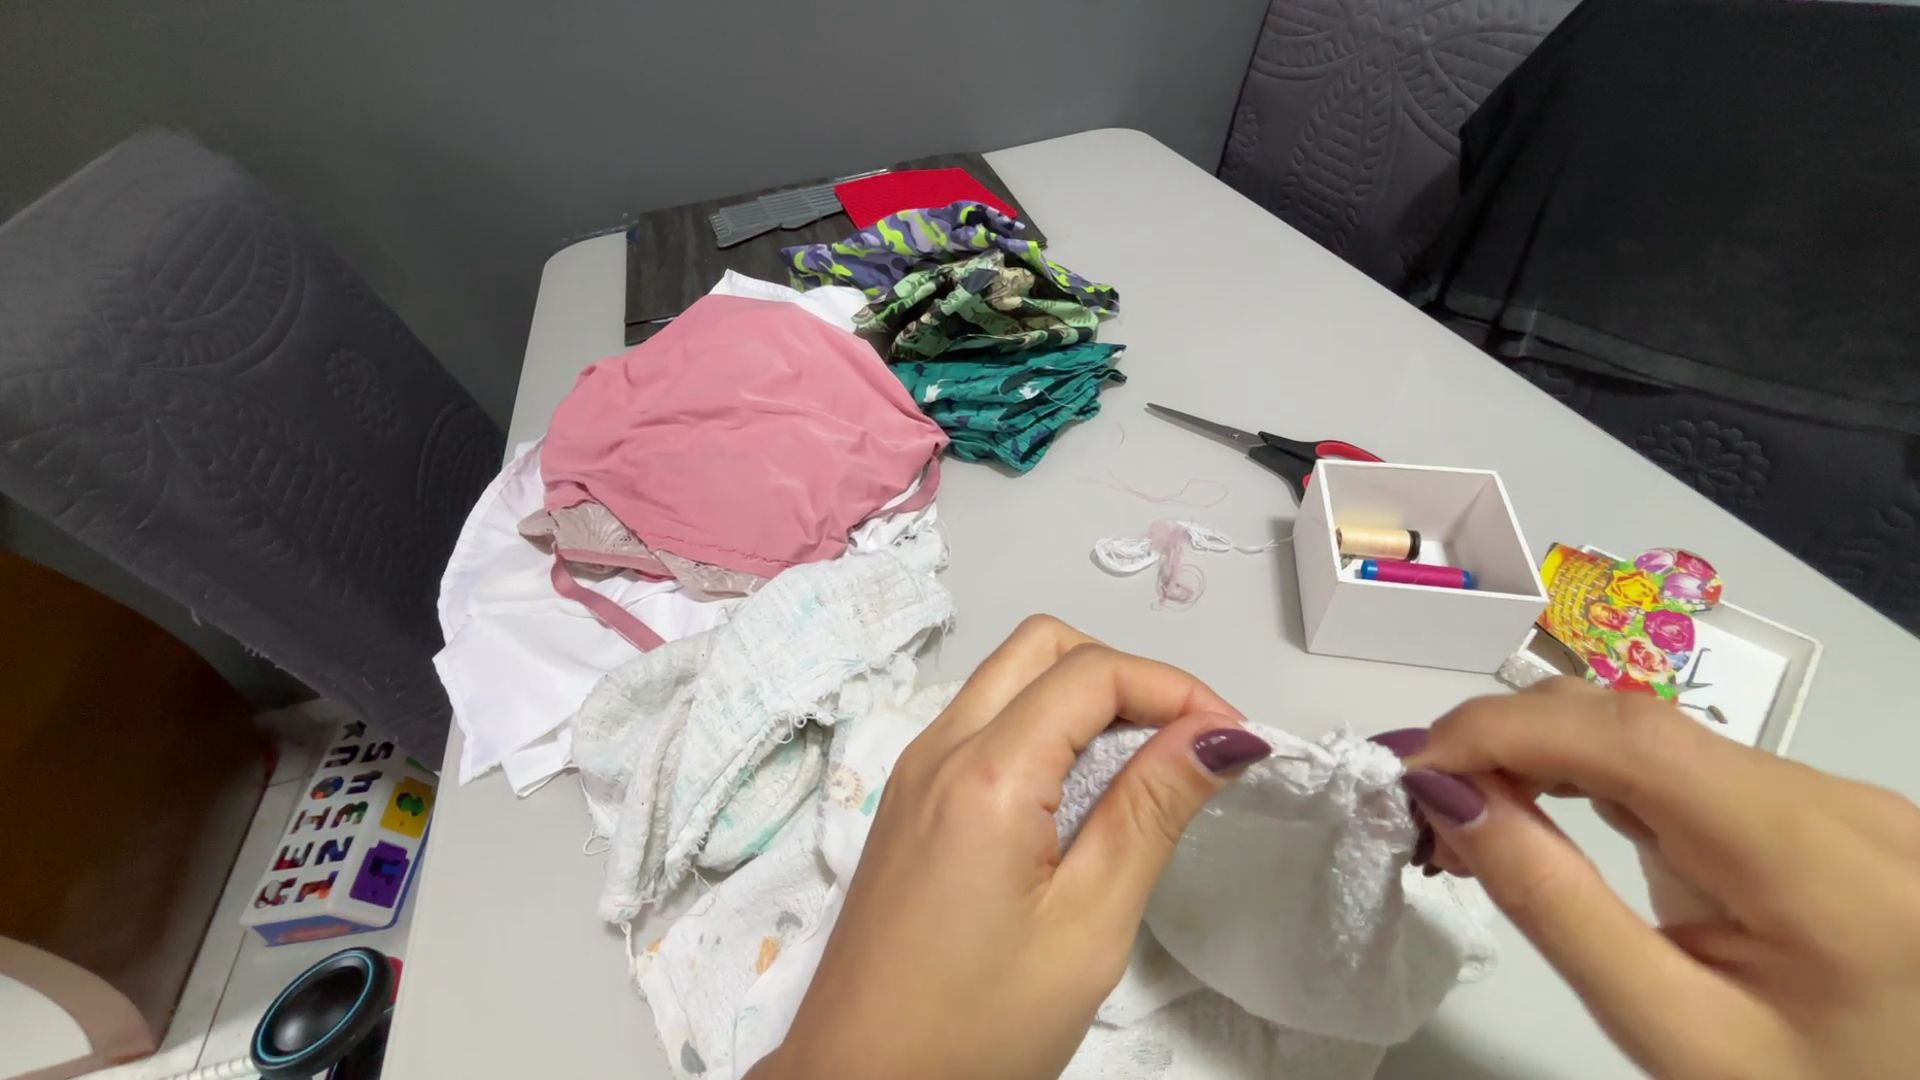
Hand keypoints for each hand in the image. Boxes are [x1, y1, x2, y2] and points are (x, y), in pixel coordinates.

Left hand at [749, 615, 1269, 1079]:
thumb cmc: (979, 1026)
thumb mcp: (1089, 924)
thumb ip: (1151, 811)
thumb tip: (1218, 738)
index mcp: (984, 771)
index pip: (1090, 673)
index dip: (1173, 687)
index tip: (1232, 738)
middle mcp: (939, 744)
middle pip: (1042, 646)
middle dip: (1124, 674)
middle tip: (1181, 741)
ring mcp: (917, 763)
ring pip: (1010, 674)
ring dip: (1083, 694)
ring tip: (1140, 764)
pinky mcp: (911, 790)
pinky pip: (986, 717)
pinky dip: (1044, 722)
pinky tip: (1077, 786)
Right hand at [1384, 677, 1919, 1079]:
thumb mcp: (1676, 1034)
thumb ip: (1554, 905)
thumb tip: (1443, 795)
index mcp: (1825, 865)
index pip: (1628, 737)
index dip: (1497, 729)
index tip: (1407, 770)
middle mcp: (1834, 800)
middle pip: (1625, 721)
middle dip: (1498, 741)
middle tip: (1422, 807)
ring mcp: (1825, 796)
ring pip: (1633, 730)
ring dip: (1526, 753)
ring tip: (1466, 816)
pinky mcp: (1801, 805)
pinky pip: (1658, 758)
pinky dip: (1570, 770)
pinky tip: (1532, 810)